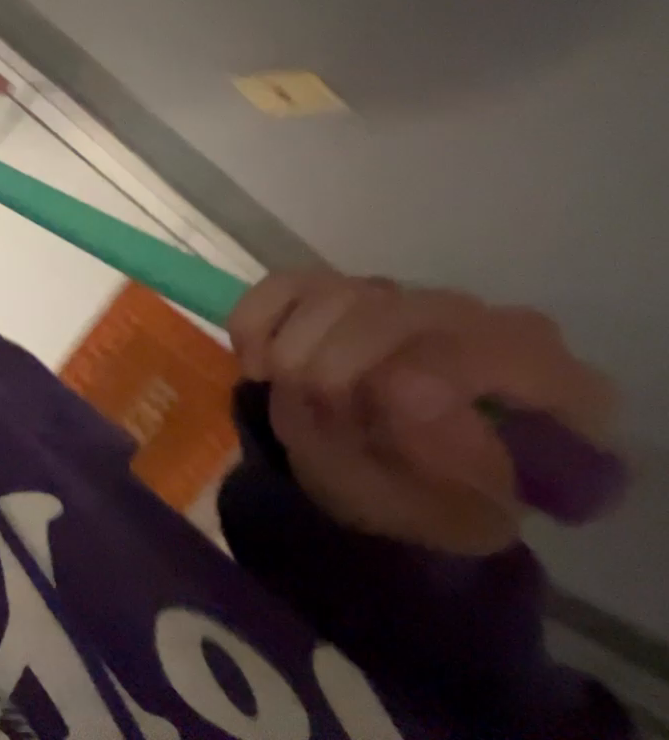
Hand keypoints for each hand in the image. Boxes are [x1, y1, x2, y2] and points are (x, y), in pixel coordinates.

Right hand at [228, 271, 616, 554]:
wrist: (389, 483)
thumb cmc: (434, 501)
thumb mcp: (455, 510)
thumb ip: (445, 458)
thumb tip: (404, 391)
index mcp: (542, 371)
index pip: (461, 350)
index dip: (398, 392)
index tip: (369, 435)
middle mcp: (474, 315)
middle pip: (380, 316)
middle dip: (330, 380)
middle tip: (324, 426)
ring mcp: (396, 294)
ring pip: (326, 298)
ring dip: (292, 361)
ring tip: (299, 403)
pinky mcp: (327, 287)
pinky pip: (278, 288)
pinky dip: (255, 330)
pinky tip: (263, 370)